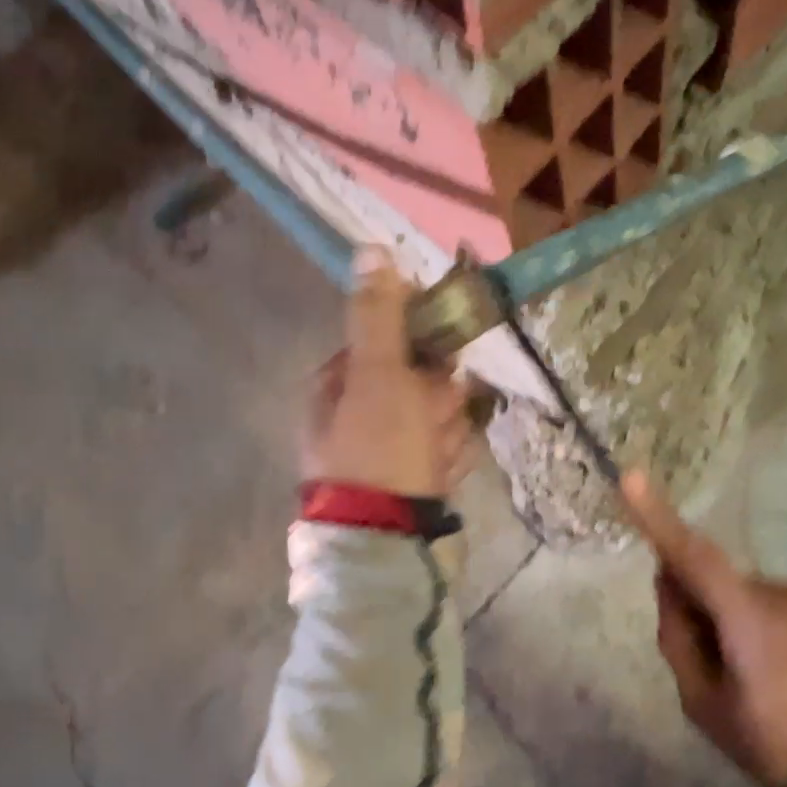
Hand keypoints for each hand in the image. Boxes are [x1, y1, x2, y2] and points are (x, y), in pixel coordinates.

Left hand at [304, 247, 472, 496]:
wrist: (385, 538)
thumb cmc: (379, 448)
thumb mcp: (378, 374)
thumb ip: (378, 316)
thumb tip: (371, 249)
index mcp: (339, 383)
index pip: (393, 342)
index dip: (423, 349)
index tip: (440, 364)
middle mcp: (357, 415)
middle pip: (421, 383)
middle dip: (438, 400)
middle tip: (433, 420)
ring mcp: (384, 451)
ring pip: (438, 419)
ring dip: (447, 433)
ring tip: (435, 458)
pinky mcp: (410, 482)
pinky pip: (443, 454)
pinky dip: (447, 462)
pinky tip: (440, 477)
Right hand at [621, 472, 786, 786]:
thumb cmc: (774, 745)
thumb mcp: (704, 706)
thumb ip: (678, 637)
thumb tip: (670, 580)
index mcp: (753, 624)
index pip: (698, 560)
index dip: (661, 520)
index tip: (631, 477)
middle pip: (728, 585)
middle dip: (714, 609)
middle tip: (722, 662)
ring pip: (761, 595)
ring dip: (752, 620)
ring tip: (773, 674)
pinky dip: (784, 624)